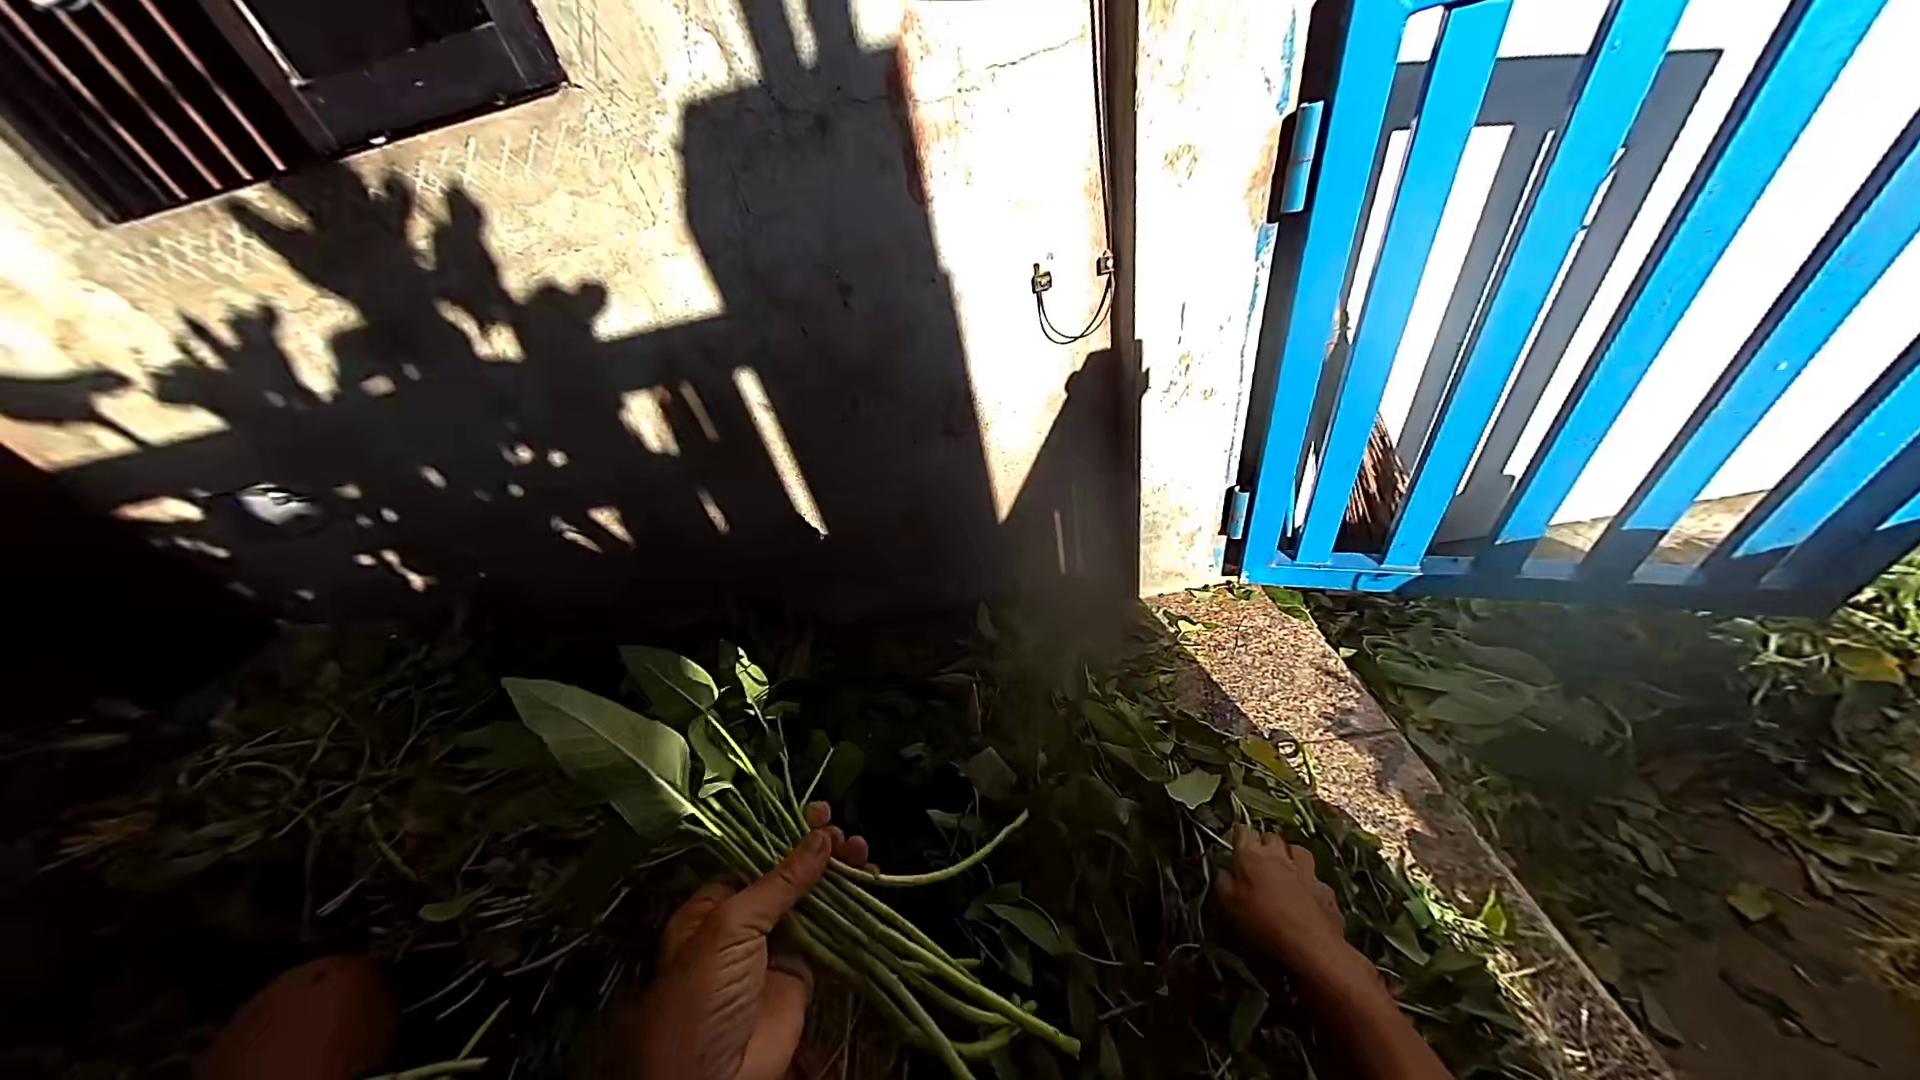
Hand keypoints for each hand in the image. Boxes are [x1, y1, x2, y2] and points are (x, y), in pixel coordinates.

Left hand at [623, 803, 869, 1079]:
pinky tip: (866, 882)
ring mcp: (775, 946)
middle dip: (817, 850)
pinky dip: (851, 907)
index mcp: (715, 906)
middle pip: (789, 874)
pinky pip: (831, 931)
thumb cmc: (700, 999)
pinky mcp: (802, 971)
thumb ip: (780, 881)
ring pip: (813, 898)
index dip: (787, 833)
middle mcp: (745, 922)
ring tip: (859, 850)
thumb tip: (817, 840)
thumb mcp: (731, 926)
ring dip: (837, 872)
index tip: (816, 814)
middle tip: (841, 832)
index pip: (757, 856)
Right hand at [1215, 825, 1369, 985]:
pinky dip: (1311, 883)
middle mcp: (1280, 857)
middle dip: (1264, 842)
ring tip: (1285, 865)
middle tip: (1258, 856)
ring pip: (1298, 850)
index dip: (1239, 835)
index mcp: (1252, 856)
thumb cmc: (1264, 923)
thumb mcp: (1230, 905)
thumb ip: (1223, 882)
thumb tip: (1223, 872)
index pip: (1243, 832)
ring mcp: (1307, 873)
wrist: (1312, 946)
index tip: (1236, 841)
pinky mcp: (1326, 892)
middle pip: (1271, 836)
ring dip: (1291, 854)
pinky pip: (1317, 879)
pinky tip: (1308, 893)